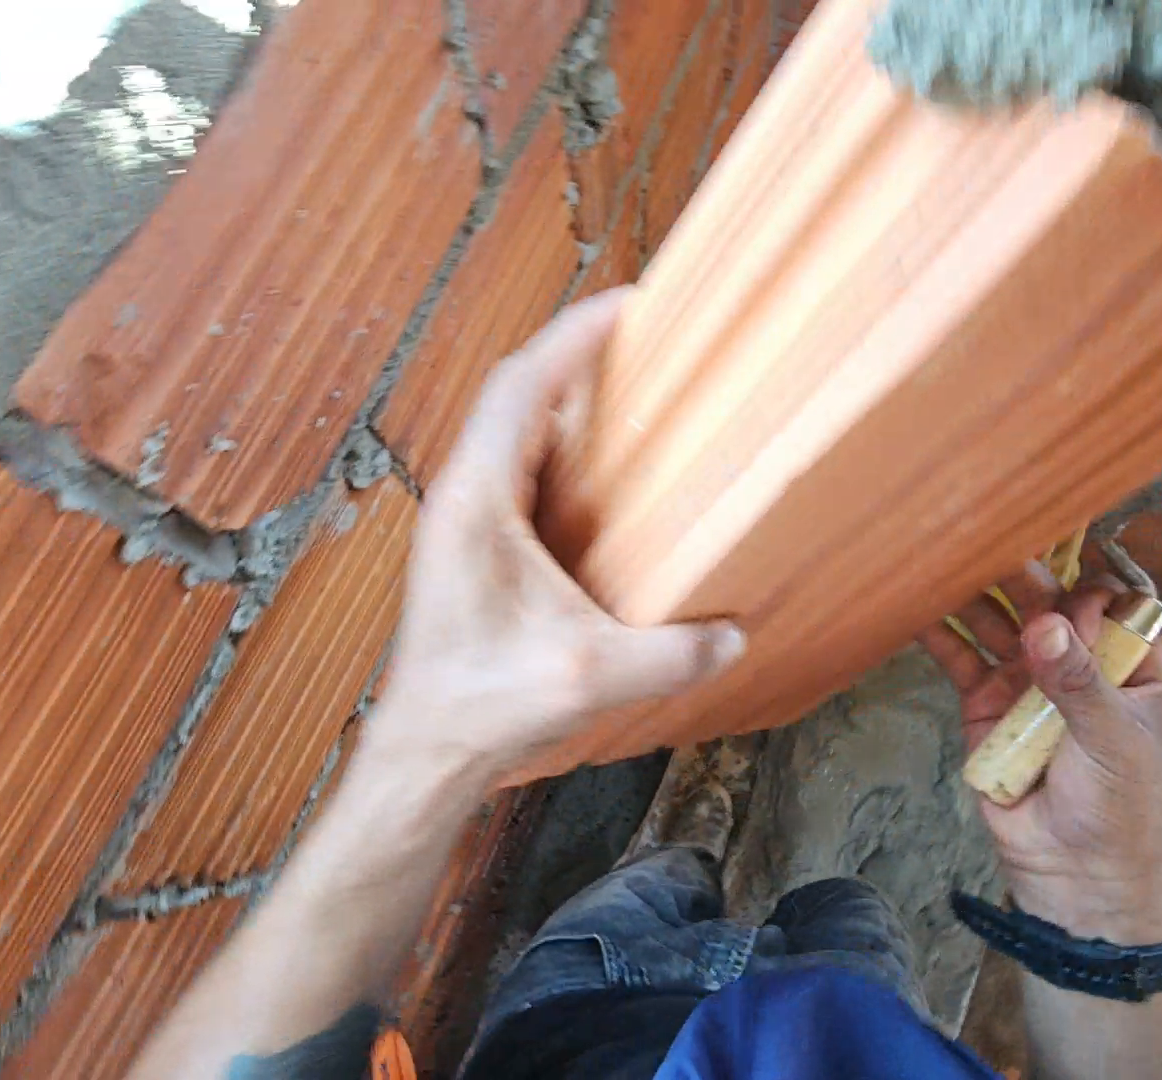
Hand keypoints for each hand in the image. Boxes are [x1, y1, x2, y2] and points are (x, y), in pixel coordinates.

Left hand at [369, 290, 745, 785]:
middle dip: (573, 356)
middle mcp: (461, 496)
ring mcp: (459, 519)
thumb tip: (735, 635)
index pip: (523, 387)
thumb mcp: (590, 676)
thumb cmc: (486, 705)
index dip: (574, 336)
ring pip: (510, 429)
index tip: (628, 306)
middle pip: (514, 394)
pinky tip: (593, 470)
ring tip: (622, 390)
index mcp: (478, 501)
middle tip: (637, 342)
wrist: (426, 747)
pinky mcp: (467, 545)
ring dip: (561, 400)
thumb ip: (672, 654)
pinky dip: (553, 446)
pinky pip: (512, 467)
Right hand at [919, 563, 1161, 943]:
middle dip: (1021, 579)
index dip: (1085, 594)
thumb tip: (1044, 624)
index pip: (1109, 611)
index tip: (1062, 592)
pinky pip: (960, 657)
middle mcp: (1075, 665)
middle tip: (989, 546)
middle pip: (1046, 608)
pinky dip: (938, 634)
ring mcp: (1024, 680)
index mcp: (1130, 670)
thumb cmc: (1118, 808)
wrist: (1067, 869)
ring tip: (945, 564)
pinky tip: (917, 610)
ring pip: (997, 624)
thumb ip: (1079, 683)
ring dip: (974, 596)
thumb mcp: (1114, 743)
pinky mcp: (983, 699)